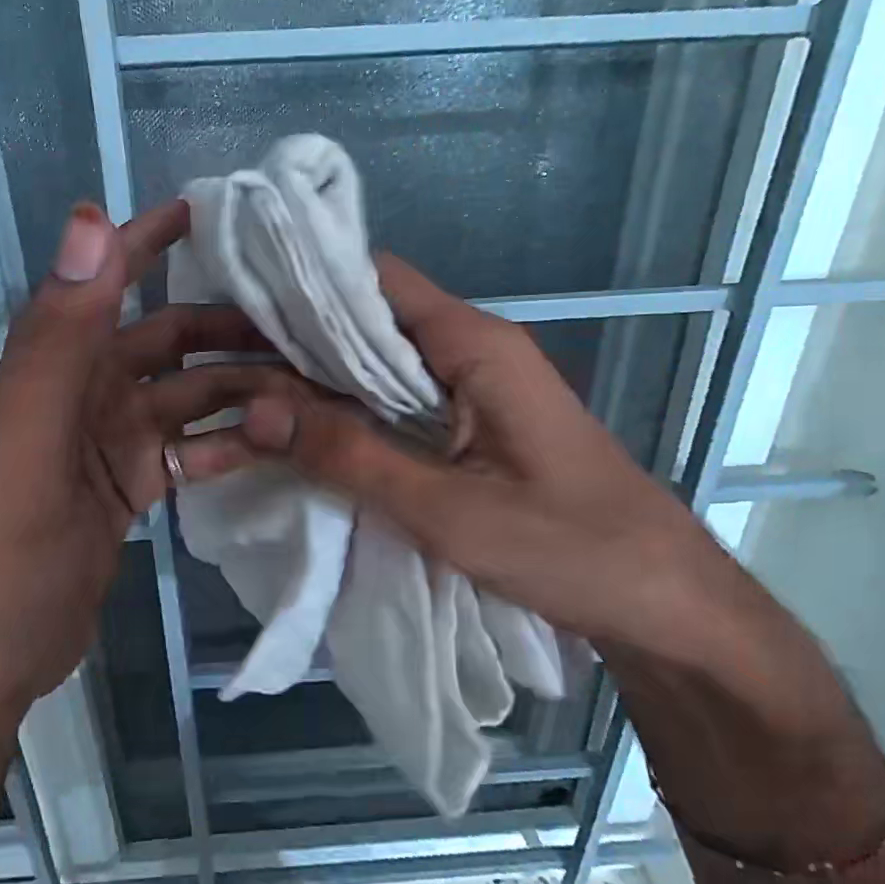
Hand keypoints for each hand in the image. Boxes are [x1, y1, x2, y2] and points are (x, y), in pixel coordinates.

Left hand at [0, 200, 281, 712]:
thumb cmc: (6, 556)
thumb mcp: (29, 447)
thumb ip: (58, 340)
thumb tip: (90, 220)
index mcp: (60, 366)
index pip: (110, 279)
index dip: (152, 240)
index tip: (216, 210)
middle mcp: (92, 389)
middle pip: (176, 339)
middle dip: (237, 327)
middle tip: (311, 324)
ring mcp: (119, 438)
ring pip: (198, 394)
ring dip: (248, 389)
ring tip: (314, 392)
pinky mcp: (140, 481)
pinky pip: (197, 447)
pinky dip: (234, 441)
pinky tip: (281, 443)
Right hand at [186, 252, 724, 659]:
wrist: (664, 603)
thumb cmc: (569, 550)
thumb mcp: (447, 511)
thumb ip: (351, 456)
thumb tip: (258, 410)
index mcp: (474, 344)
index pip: (376, 280)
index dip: (305, 284)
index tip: (237, 303)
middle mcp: (473, 348)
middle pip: (372, 319)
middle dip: (299, 336)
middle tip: (221, 354)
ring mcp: (476, 387)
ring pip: (382, 362)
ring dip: (321, 377)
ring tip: (244, 387)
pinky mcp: (475, 424)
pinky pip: (400, 399)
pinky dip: (353, 409)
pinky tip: (307, 430)